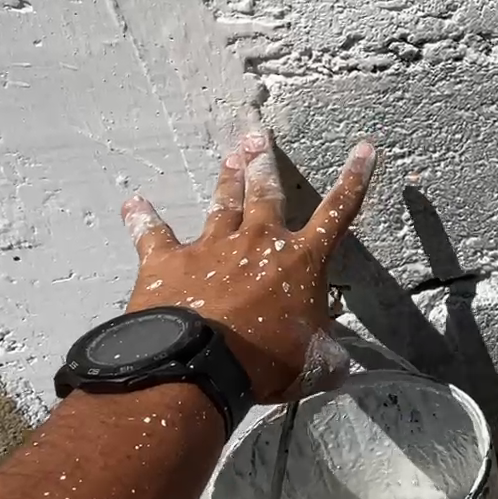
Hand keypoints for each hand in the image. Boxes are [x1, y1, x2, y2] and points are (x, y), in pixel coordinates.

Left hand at [119, 131, 375, 401]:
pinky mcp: (168, 262)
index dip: (355, 178)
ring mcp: (213, 247)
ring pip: (224, 202)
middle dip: (266, 160)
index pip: (339, 211)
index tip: (364, 148)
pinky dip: (143, 218)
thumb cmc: (265, 361)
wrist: (195, 366)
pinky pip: (153, 234)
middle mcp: (261, 242)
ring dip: (228, 176)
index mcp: (302, 260)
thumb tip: (344, 365)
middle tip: (260, 132)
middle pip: (267, 192)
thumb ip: (330, 355)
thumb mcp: (314, 362)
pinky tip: (133, 201)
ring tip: (232, 150)